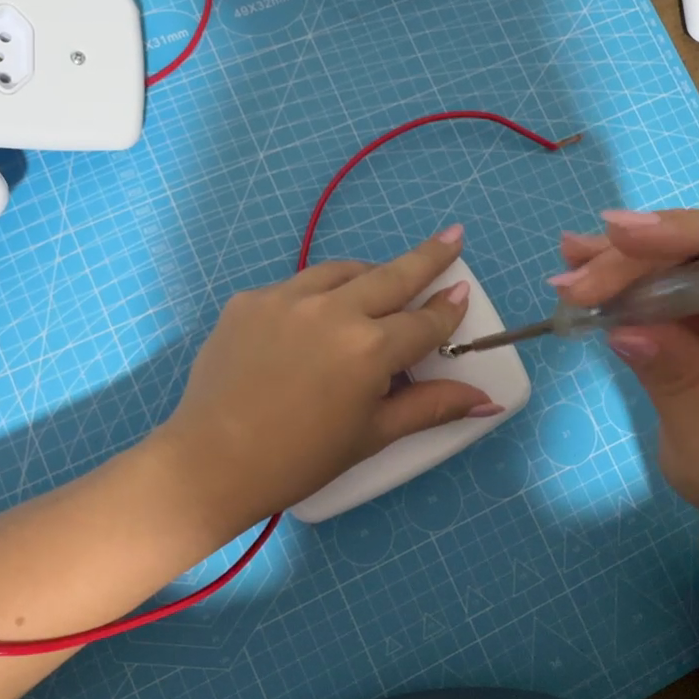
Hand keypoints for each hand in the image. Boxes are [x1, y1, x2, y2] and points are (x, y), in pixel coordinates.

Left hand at [146, 225, 496, 535]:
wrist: (212, 460)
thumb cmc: (299, 459)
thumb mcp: (371, 435)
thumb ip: (430, 407)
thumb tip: (486, 400)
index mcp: (369, 348)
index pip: (423, 322)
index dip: (447, 309)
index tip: (462, 290)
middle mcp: (331, 310)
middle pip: (391, 276)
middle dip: (427, 257)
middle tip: (451, 238)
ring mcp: (285, 298)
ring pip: (339, 272)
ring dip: (367, 274)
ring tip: (379, 283)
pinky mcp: (248, 300)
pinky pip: (293, 288)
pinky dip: (314, 296)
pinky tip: (311, 321)